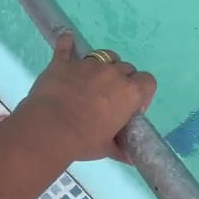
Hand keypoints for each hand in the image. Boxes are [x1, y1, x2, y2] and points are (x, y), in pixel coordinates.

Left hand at [12, 32, 156, 163]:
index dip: (141, 92)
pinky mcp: (62, 62)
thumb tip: (130, 158)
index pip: (148, 81)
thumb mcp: (107, 148)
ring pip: (103, 55)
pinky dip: (67, 43)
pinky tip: (67, 40)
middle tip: (109, 97)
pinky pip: (66, 46)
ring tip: (92, 78)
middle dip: (121, 79)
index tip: (131, 106)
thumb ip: (120, 148)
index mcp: (129, 92)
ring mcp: (86, 64)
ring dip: (102, 64)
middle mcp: (111, 73)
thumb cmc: (83, 140)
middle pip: (125, 67)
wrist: (50, 128)